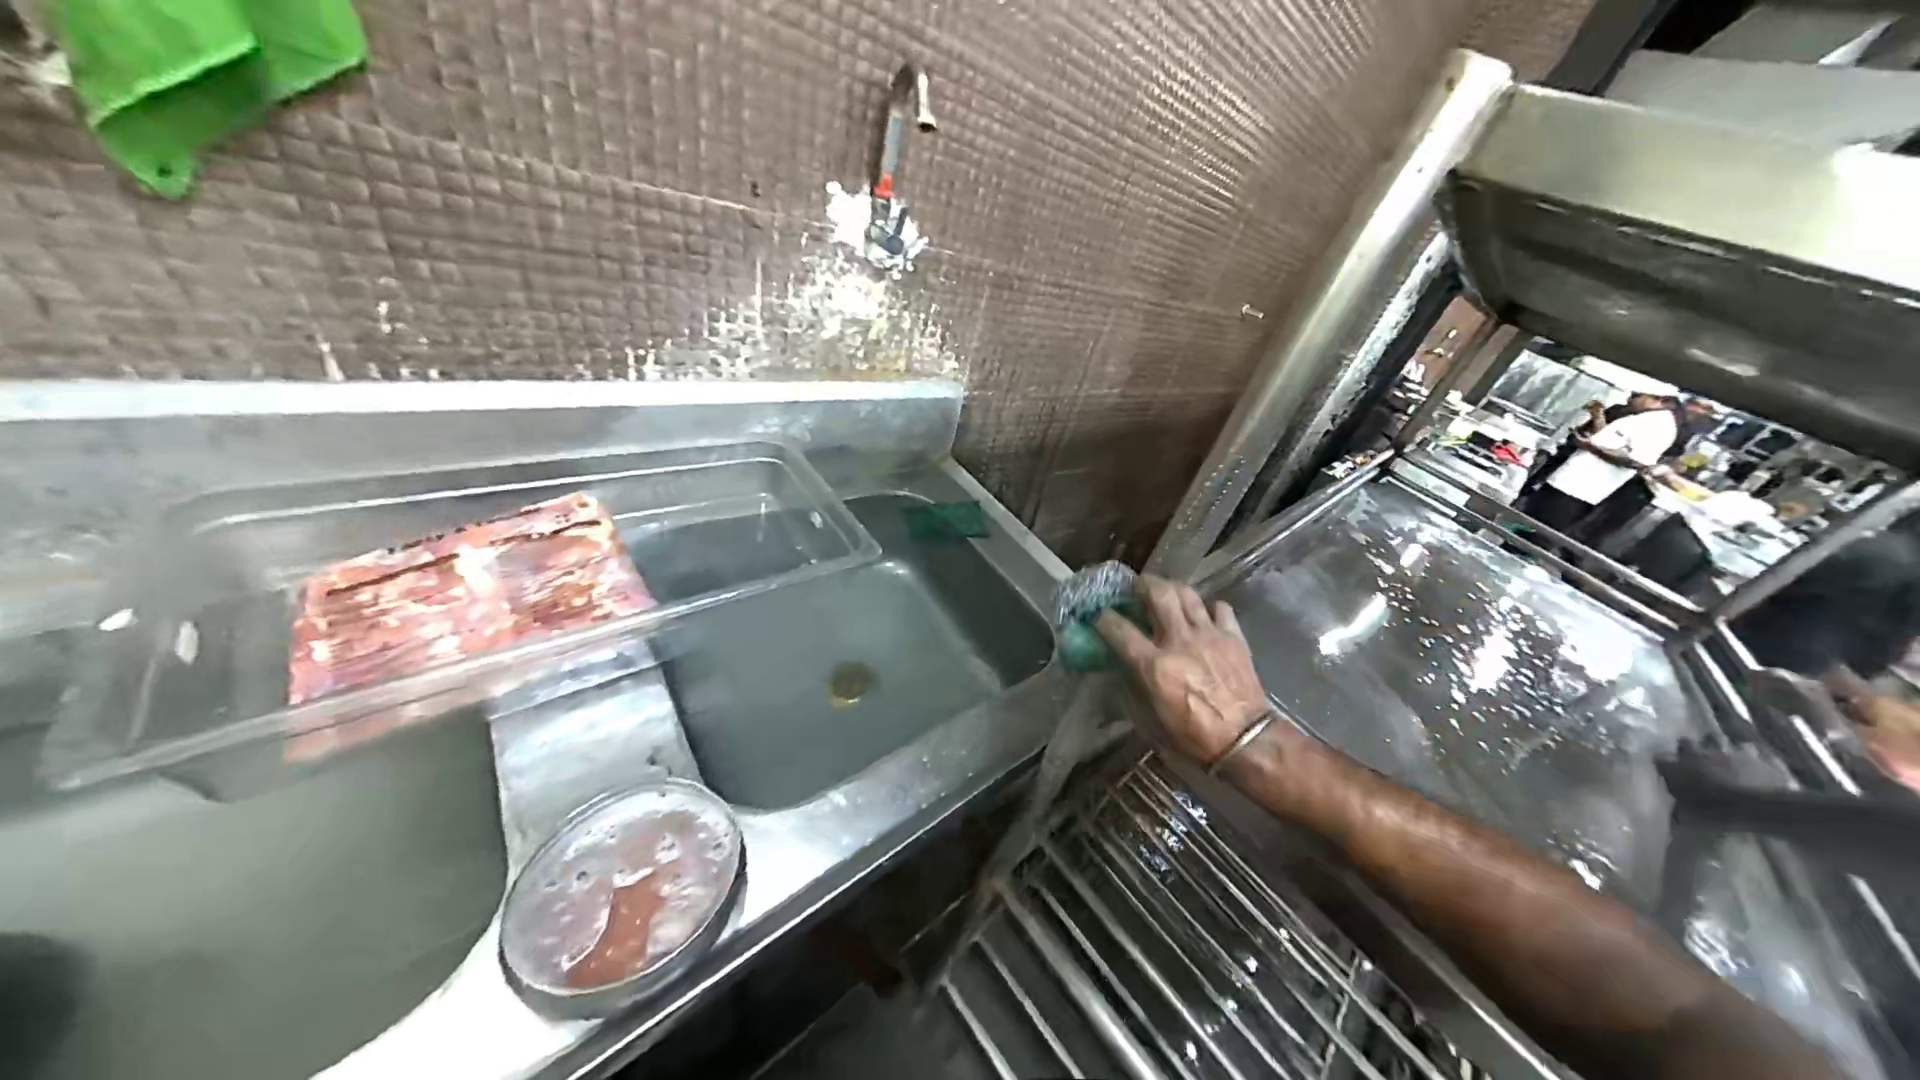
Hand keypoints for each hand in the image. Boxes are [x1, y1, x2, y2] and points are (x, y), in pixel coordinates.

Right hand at [1094, 576, 1269, 763]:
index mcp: (1154, 665)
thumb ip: (1133, 689)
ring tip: (1166, 593)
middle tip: (1136, 588)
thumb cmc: (1194, 737)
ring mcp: (1209, 635)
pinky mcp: (1234, 637)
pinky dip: (1209, 608)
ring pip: (1188, 594)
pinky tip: (1204, 616)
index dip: (1104, 618)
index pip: (1119, 629)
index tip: (1099, 616)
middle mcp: (1179, 641)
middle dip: (1142, 584)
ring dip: (1173, 589)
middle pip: (1158, 594)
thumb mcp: (1151, 720)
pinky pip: (1220, 608)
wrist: (1247, 741)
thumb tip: (1121, 671)